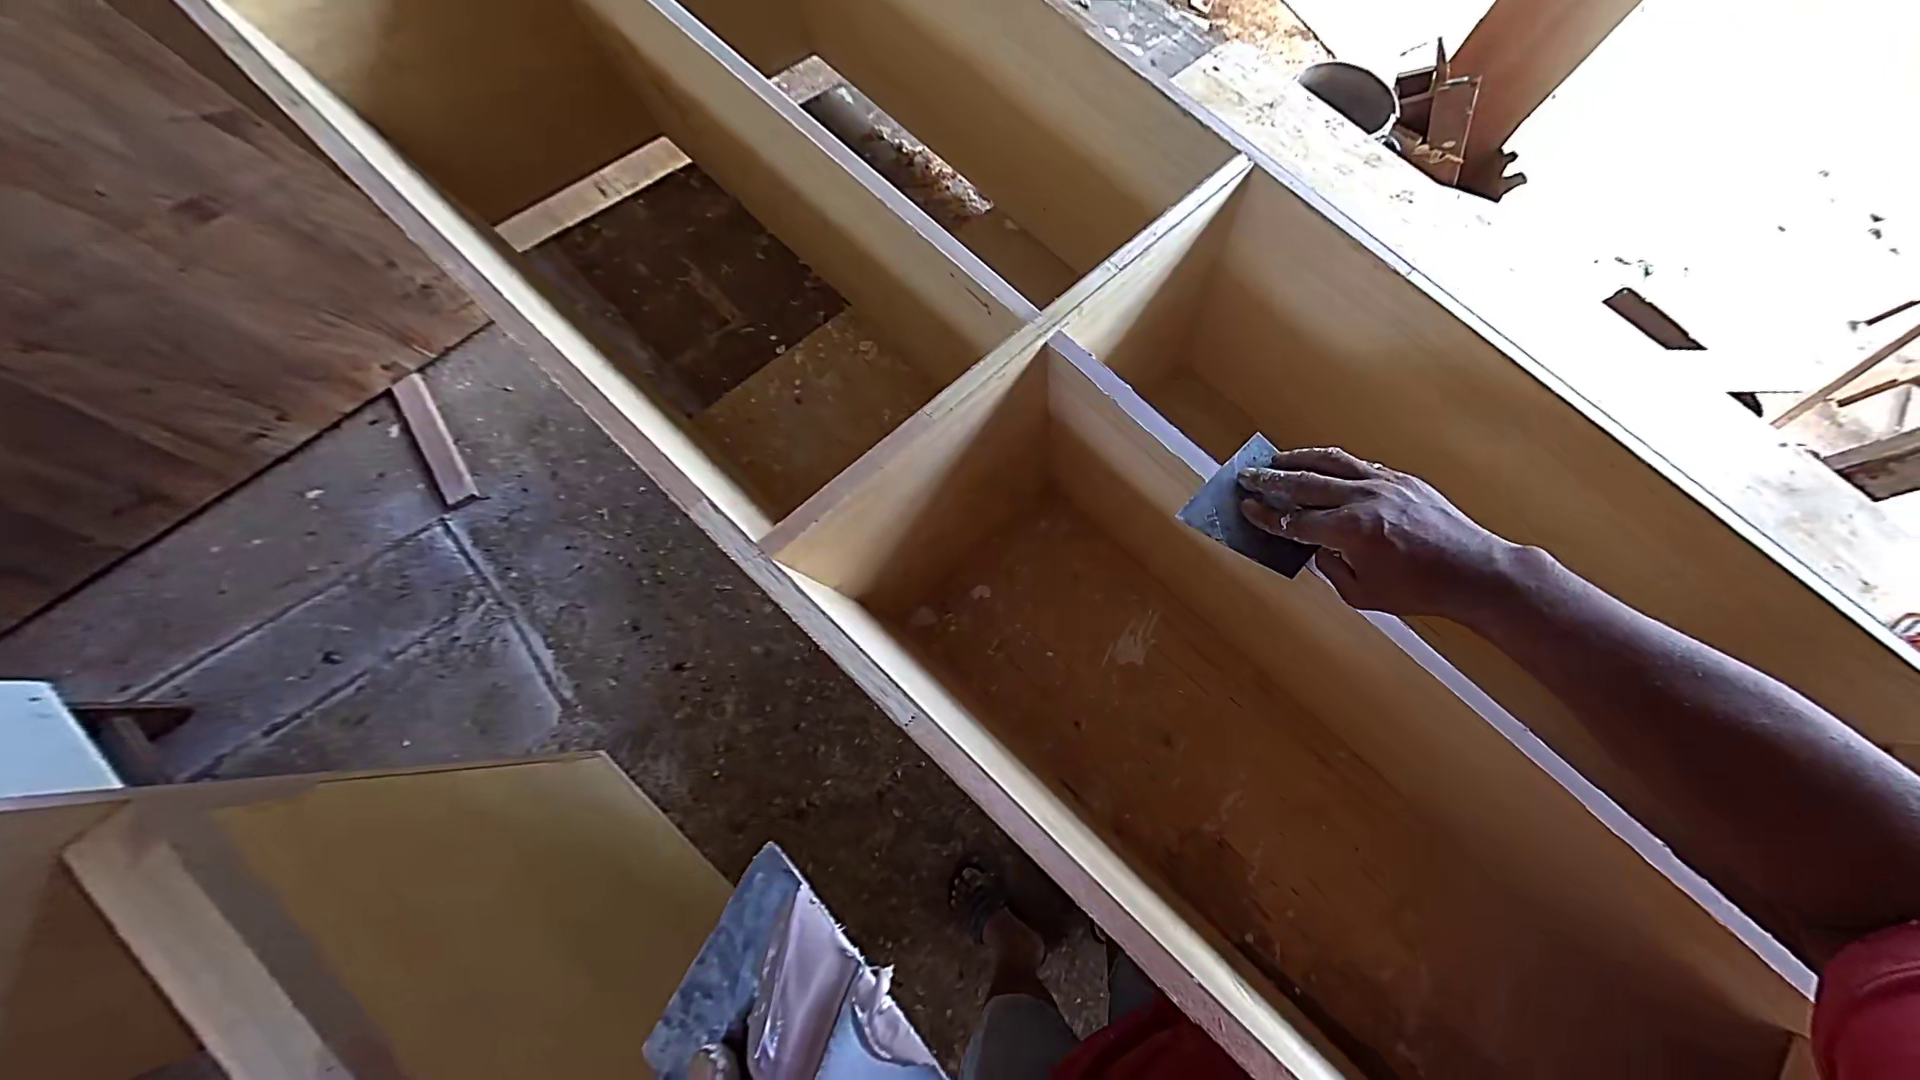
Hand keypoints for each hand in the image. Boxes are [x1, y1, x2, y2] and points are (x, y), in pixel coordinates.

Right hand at [1238, 447, 1525, 619]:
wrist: (1478, 573)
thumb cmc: (1422, 589)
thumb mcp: (1360, 592)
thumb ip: (1327, 565)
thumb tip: (1313, 544)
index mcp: (1350, 532)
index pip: (1293, 520)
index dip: (1265, 515)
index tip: (1246, 507)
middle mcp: (1365, 501)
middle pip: (1303, 484)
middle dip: (1269, 480)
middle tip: (1247, 476)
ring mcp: (1386, 485)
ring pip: (1330, 462)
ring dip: (1297, 459)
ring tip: (1276, 459)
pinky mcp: (1403, 480)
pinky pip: (1358, 464)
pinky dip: (1332, 463)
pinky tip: (1319, 465)